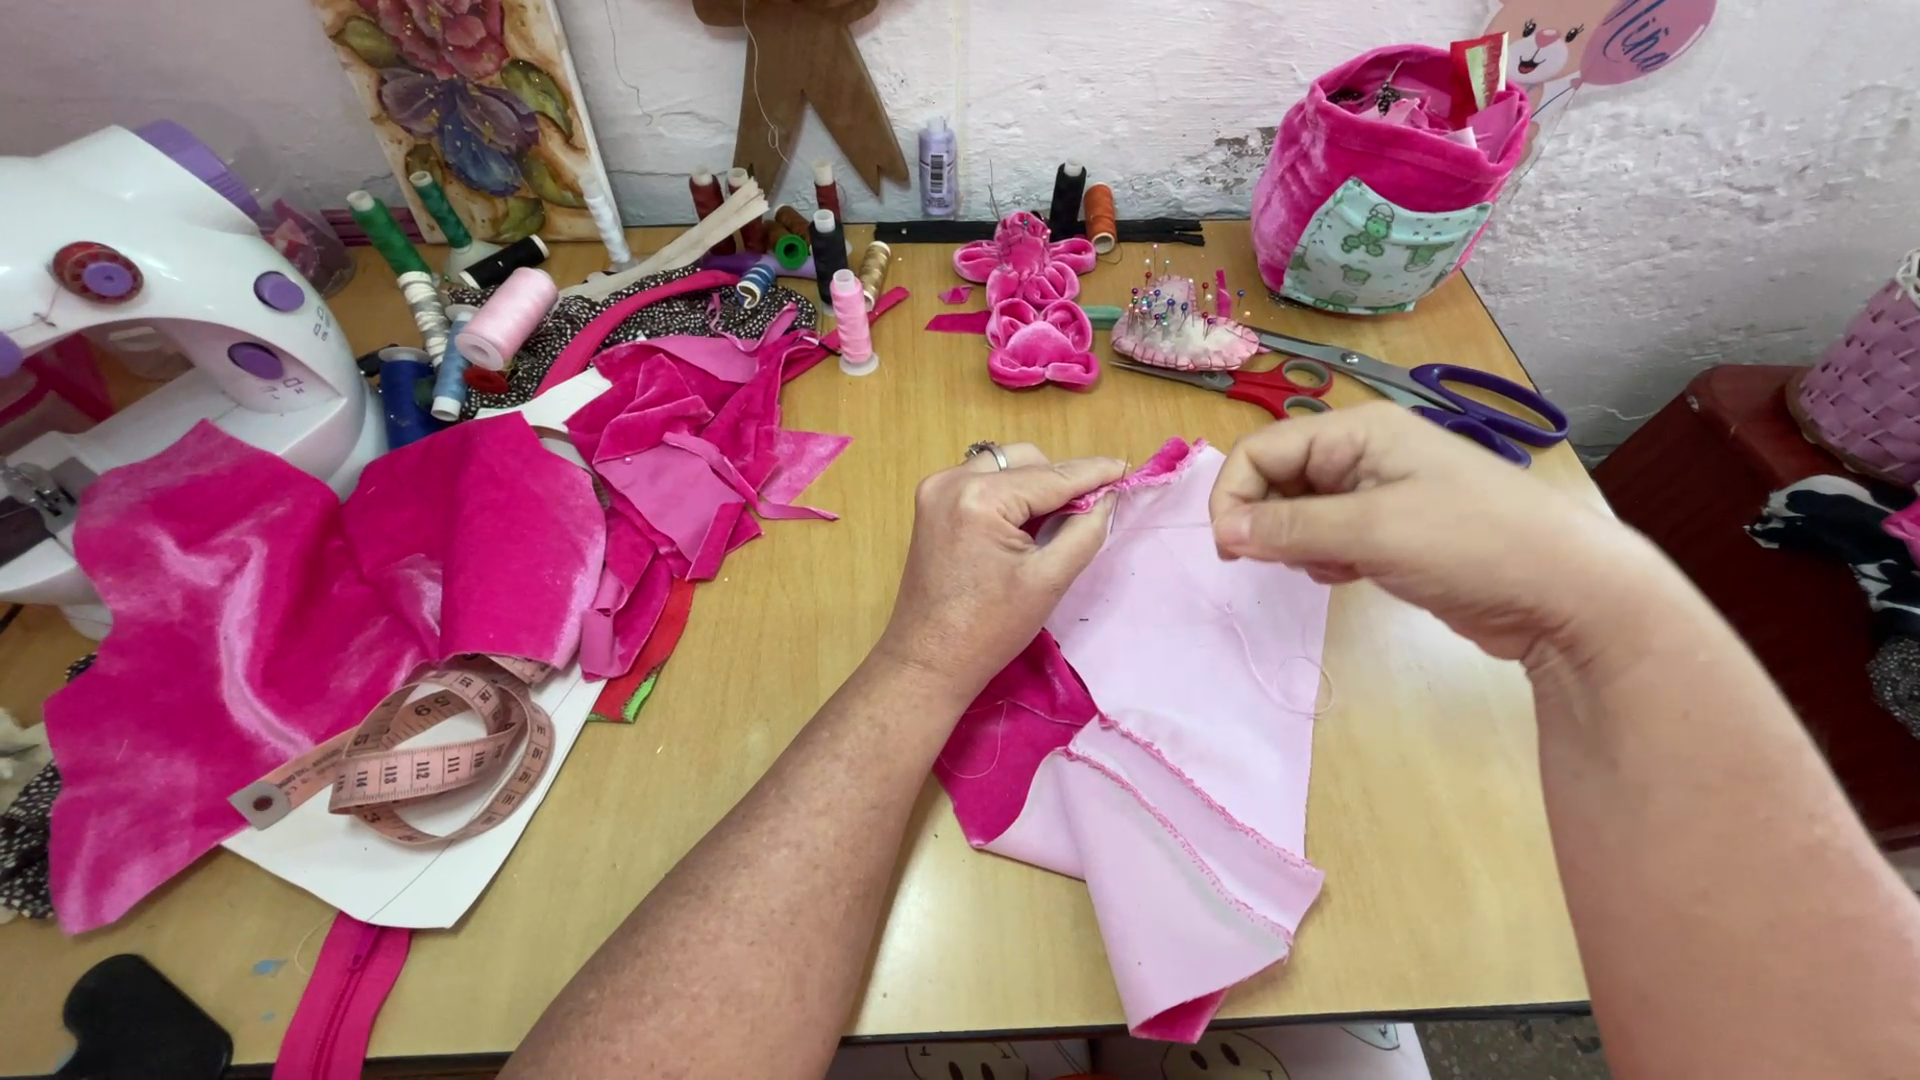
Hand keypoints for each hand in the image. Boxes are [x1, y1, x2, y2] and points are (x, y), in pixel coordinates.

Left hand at [875, 444, 1124, 701]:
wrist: (927, 661)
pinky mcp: (931, 506)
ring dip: (1034, 485)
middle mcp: (951, 480)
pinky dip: (1008, 495)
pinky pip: (982, 482)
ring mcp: (935, 491)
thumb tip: (1107, 497)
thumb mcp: (1048, 580)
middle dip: (1060, 480)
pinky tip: (1024, 525)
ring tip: (1056, 521)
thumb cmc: (989, 629)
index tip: (1127, 467)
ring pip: (1003, 467)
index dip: (1093, 472)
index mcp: (978, 497)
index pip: (1051, 476)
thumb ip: (1084, 530)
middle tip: (1089, 509)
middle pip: (1025, 461)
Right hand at [1208, 404, 1668, 663]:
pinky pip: (1323, 537)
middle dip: (1266, 522)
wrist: (1570, 597)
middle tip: (1281, 561)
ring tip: (1332, 566)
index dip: (1234, 495)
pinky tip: (1350, 575)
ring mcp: (1375, 492)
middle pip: (1274, 480)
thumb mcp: (1372, 531)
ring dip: (1295, 544)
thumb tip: (1222, 530)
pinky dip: (1322, 559)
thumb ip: (1287, 527)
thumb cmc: (1472, 545)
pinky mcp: (1386, 531)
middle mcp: (1360, 453)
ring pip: (1295, 513)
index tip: (1229, 548)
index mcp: (1357, 431)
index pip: (1260, 450)